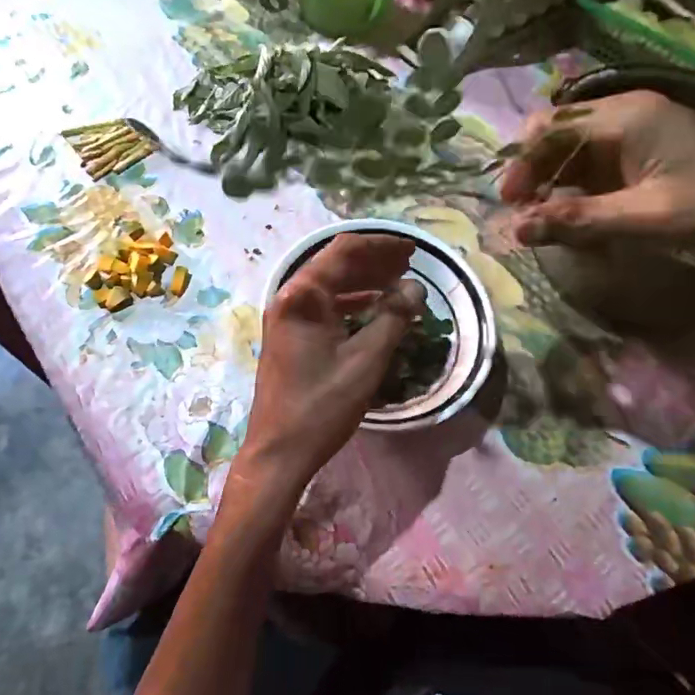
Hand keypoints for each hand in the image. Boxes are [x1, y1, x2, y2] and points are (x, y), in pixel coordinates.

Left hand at [231, 234, 426, 503]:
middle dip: (373, 260)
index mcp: (303, 296)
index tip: (411, 248)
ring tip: (398, 281)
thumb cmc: (322, 405)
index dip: (380, 245)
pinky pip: (323, 305)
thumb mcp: (365, 361)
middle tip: (409, 262)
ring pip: (329, 285)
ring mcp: (285, 316)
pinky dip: (350, 301)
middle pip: (334, 264)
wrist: (279, 449)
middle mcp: (289, 297)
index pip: (343, 251)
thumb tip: (415, 288)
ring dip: (363, 280)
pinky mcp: (289, 334)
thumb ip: (392, 318)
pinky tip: (373, 306)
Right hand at [498, 90, 694, 278]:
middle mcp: (627, 113)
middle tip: (524, 211)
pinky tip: (581, 214)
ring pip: (573, 148)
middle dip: (534, 171)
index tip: (509, 202)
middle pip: (556, 133)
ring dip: (555, 181)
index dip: (521, 164)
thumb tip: (516, 229)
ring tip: (550, 219)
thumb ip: (579, 220)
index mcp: (626, 117)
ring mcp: (640, 129)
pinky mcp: (649, 149)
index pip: (549, 129)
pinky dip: (579, 186)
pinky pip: (596, 160)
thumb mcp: (647, 218)